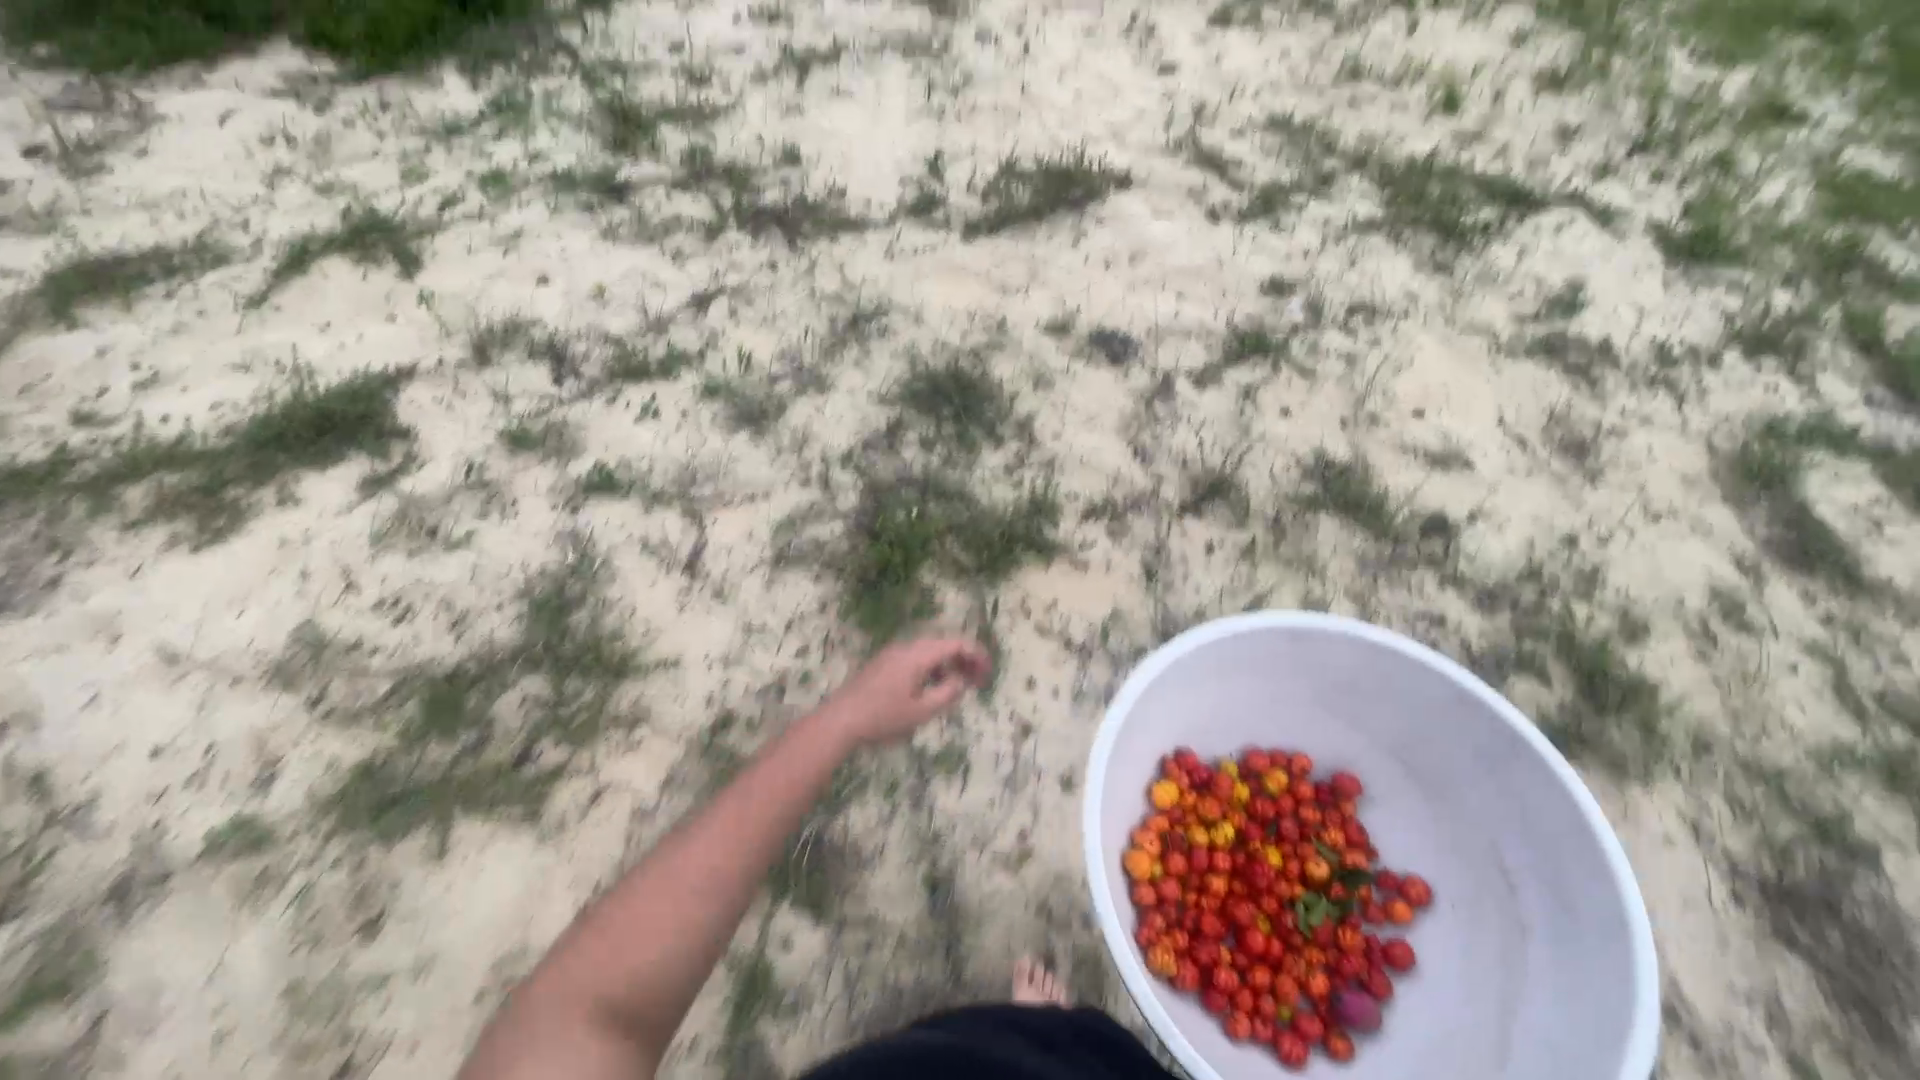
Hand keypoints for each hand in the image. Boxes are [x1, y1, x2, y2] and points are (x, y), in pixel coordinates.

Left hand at [821, 638, 991, 745]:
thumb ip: (946, 694)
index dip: (976, 655)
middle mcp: (905, 648)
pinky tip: (932, 688)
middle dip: (964, 659)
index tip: (988, 672)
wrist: (839, 721)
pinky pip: (915, 659)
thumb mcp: (921, 711)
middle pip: (942, 644)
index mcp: (917, 655)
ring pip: (928, 652)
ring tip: (959, 687)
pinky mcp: (882, 665)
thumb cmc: (882, 718)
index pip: (955, 644)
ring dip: (947, 665)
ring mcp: (891, 655)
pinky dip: (931, 668)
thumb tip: (960, 682)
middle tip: (979, 680)